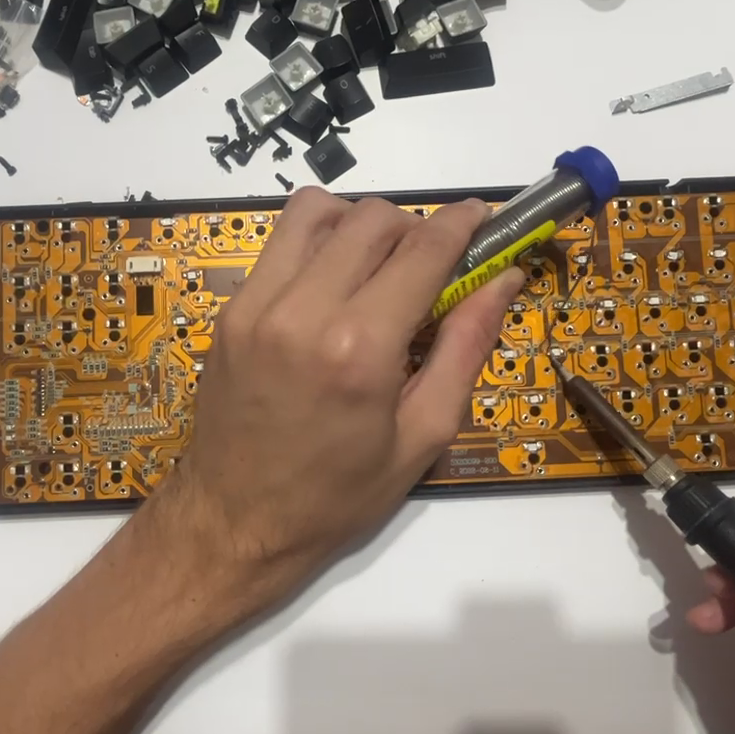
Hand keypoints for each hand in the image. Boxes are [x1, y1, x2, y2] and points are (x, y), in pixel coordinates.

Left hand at [142, 188, 522, 609]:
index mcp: (359, 349)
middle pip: (372, 219)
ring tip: (377, 266)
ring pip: (317, 211)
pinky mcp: (231, 309)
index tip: (481, 217)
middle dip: (415, 228)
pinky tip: (331, 285)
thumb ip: (466, 347)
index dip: (462, 224)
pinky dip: (317, 243)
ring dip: (360, 223)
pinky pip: (279, 242)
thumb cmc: (337, 495)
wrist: (236, 522)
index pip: (422, 251)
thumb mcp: (422, 435)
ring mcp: (256, 304)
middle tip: (430, 266)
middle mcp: (302, 311)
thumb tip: (503, 281)